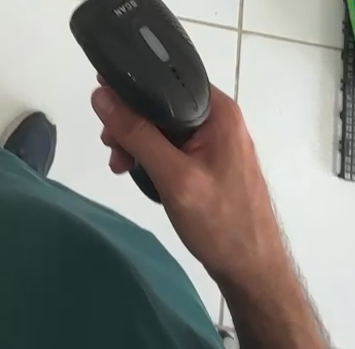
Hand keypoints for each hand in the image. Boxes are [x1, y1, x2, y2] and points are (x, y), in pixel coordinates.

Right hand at [91, 82, 281, 284]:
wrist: (253, 275)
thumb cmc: (221, 224)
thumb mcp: (173, 176)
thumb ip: (137, 134)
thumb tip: (101, 96)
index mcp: (218, 110)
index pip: (166, 78)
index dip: (131, 86)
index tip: (104, 103)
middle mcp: (217, 117)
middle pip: (160, 102)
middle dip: (130, 121)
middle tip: (110, 144)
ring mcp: (214, 140)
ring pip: (162, 125)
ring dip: (136, 140)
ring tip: (120, 164)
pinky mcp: (208, 159)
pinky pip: (171, 144)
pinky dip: (150, 154)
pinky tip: (135, 170)